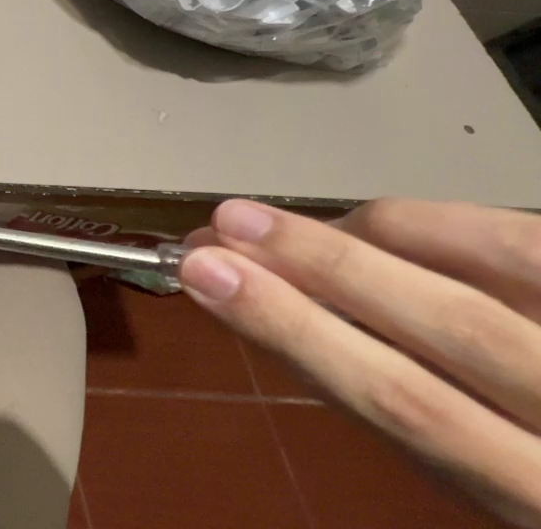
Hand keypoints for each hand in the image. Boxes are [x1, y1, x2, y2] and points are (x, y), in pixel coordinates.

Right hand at [180, 197, 540, 526]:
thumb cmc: (518, 468)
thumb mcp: (455, 467)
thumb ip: (383, 399)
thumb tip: (259, 298)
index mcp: (538, 494)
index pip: (409, 404)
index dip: (297, 328)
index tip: (204, 272)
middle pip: (460, 325)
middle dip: (325, 260)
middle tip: (228, 220)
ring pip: (507, 264)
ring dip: (374, 230)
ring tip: (290, 222)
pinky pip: (528, 237)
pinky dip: (443, 219)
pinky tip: (379, 222)